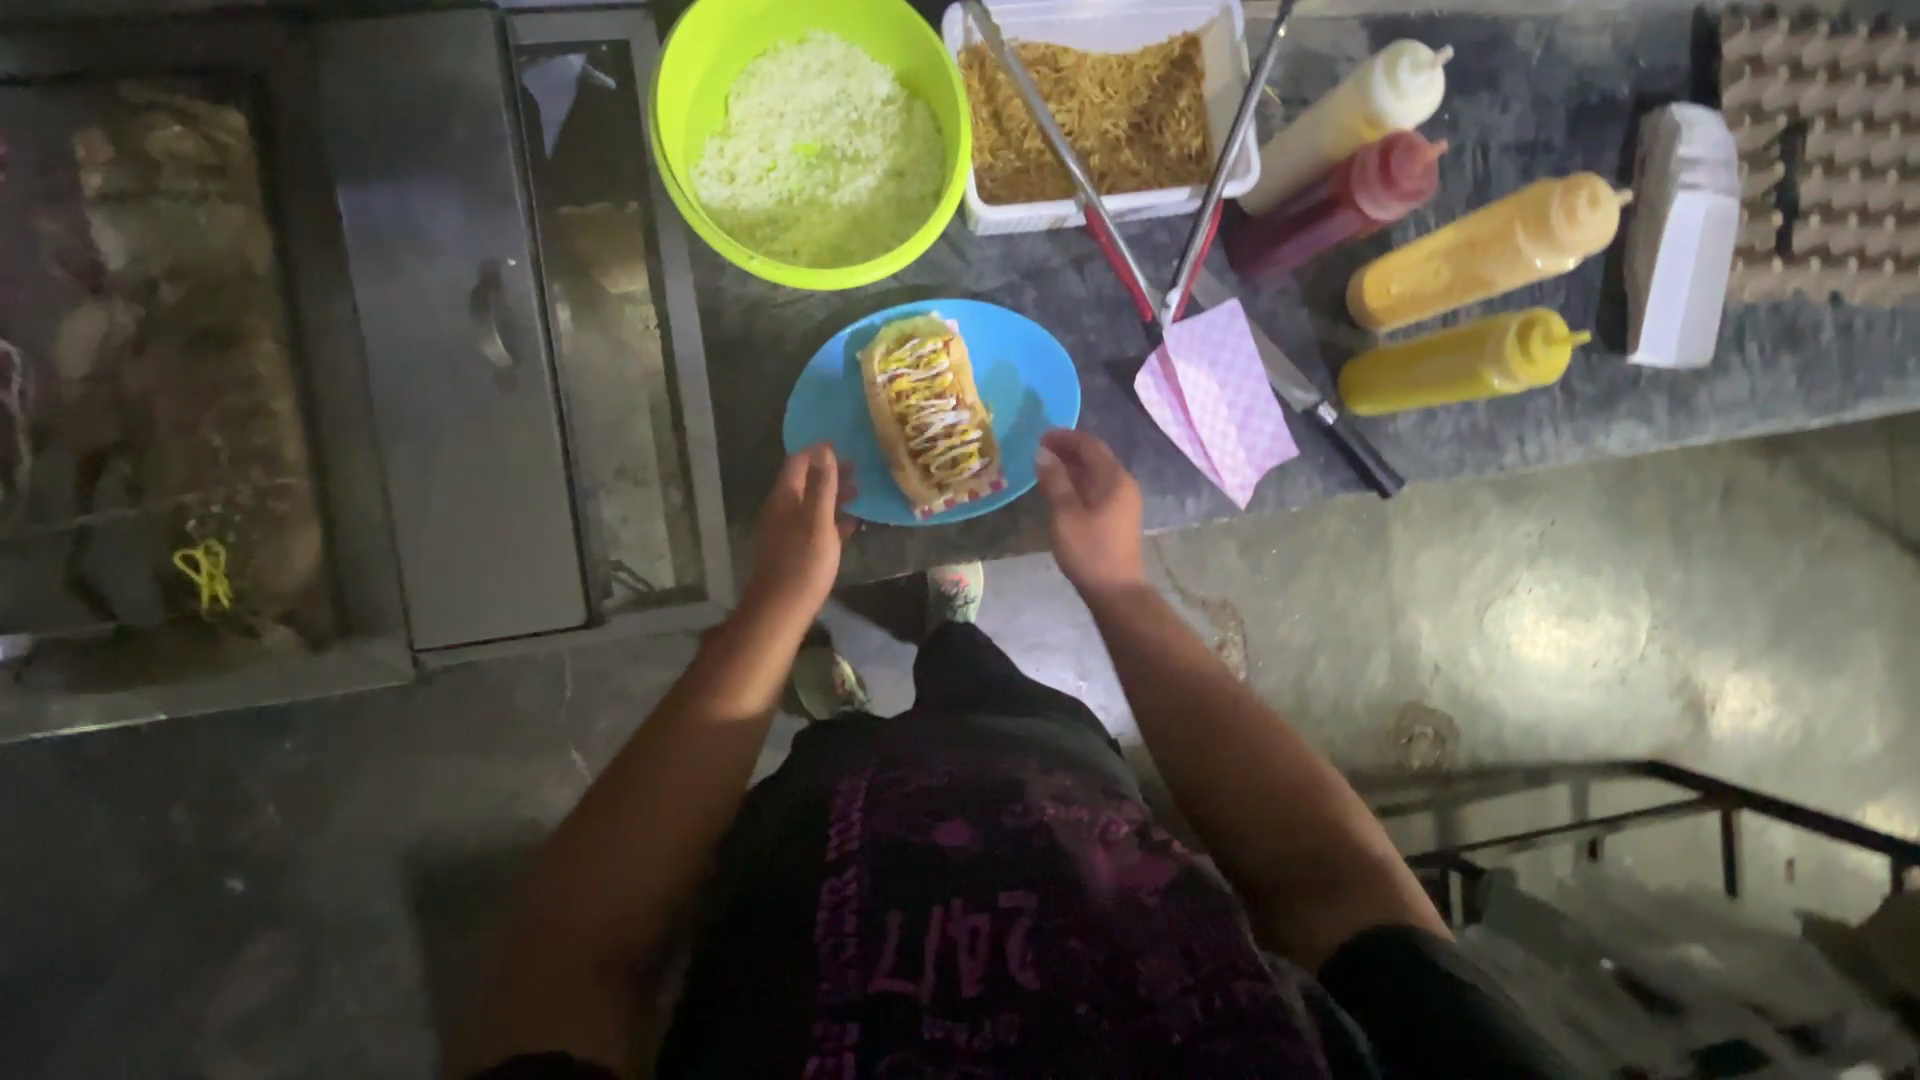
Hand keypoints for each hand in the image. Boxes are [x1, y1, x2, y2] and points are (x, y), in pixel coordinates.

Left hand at [744, 443, 854, 623]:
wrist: (781, 607)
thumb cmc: (803, 562)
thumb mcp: (818, 521)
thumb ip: (822, 486)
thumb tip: (824, 451)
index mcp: (784, 499)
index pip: (797, 463)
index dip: (817, 452)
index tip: (842, 445)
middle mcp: (781, 510)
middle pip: (804, 483)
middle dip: (829, 473)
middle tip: (857, 469)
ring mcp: (785, 531)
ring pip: (810, 505)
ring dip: (832, 496)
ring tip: (858, 494)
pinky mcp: (792, 550)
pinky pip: (813, 526)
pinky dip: (831, 519)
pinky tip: (850, 525)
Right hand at [1033, 429, 1146, 598]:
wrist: (1116, 590)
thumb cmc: (1089, 551)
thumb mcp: (1065, 514)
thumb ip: (1055, 481)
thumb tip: (1043, 454)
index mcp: (1114, 479)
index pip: (1090, 445)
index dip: (1065, 437)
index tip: (1040, 436)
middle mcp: (1124, 484)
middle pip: (1096, 456)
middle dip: (1069, 449)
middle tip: (1040, 449)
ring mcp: (1124, 501)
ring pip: (1097, 473)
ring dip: (1073, 466)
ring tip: (1047, 467)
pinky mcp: (1120, 516)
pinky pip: (1099, 488)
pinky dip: (1080, 482)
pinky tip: (1062, 490)